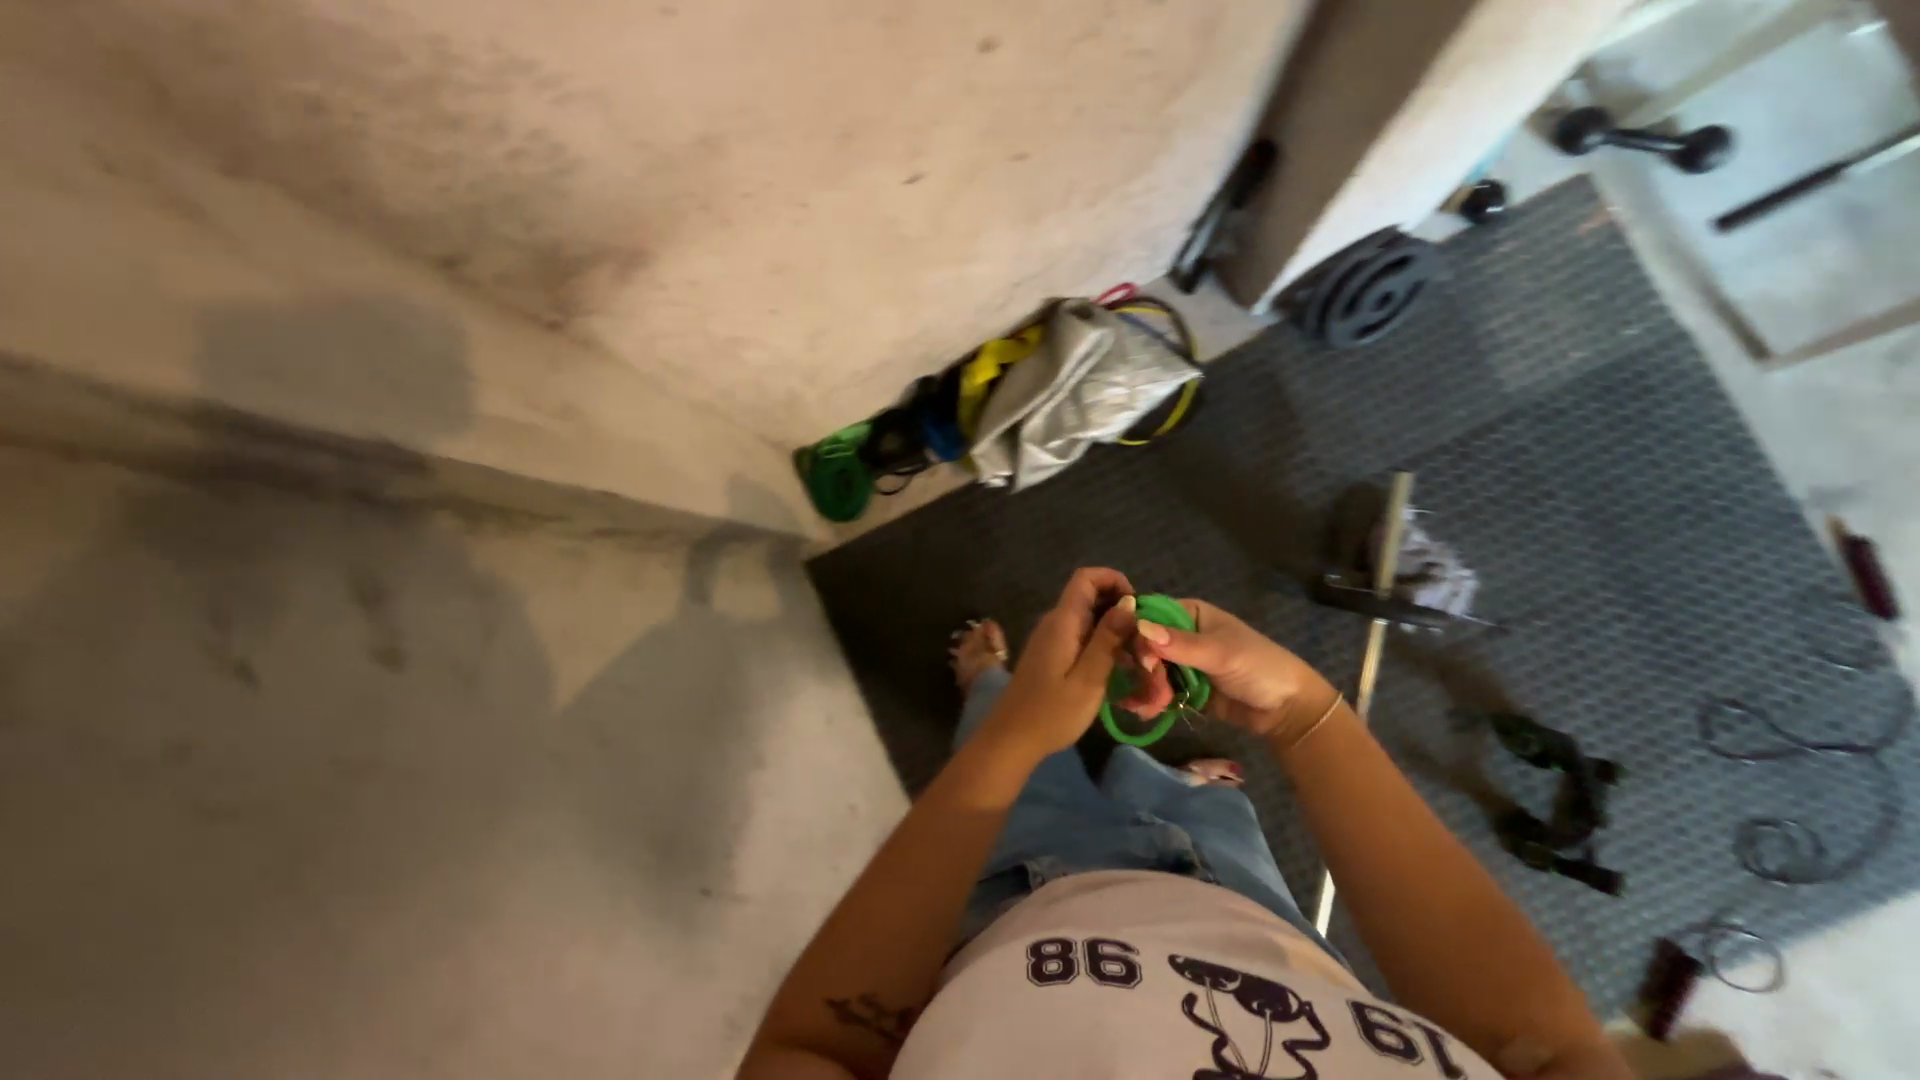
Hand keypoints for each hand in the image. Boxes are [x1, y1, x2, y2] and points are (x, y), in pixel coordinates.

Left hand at [974, 568, 1138, 763]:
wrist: (1011, 740)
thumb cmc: (1052, 713)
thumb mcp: (1089, 678)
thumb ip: (1108, 639)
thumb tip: (1129, 602)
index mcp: (1062, 621)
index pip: (1086, 577)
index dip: (1115, 581)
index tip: (1138, 608)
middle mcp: (1054, 622)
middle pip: (1089, 596)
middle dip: (1120, 609)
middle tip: (1144, 638)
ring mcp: (1050, 639)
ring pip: (1087, 618)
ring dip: (1113, 630)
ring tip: (1137, 657)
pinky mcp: (1050, 655)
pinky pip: (1080, 636)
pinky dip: (1100, 644)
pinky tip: (1116, 669)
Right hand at [1123, 598, 1340, 743]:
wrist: (1286, 709)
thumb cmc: (1259, 667)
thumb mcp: (1220, 654)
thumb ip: (1180, 645)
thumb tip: (1139, 628)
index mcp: (1190, 614)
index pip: (1149, 616)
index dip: (1137, 635)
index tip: (1139, 659)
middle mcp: (1180, 635)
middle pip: (1144, 647)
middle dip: (1143, 670)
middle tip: (1153, 691)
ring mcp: (1181, 663)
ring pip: (1148, 671)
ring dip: (1145, 689)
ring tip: (1151, 708)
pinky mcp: (1183, 688)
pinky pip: (1157, 690)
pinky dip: (1149, 701)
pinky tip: (1144, 712)